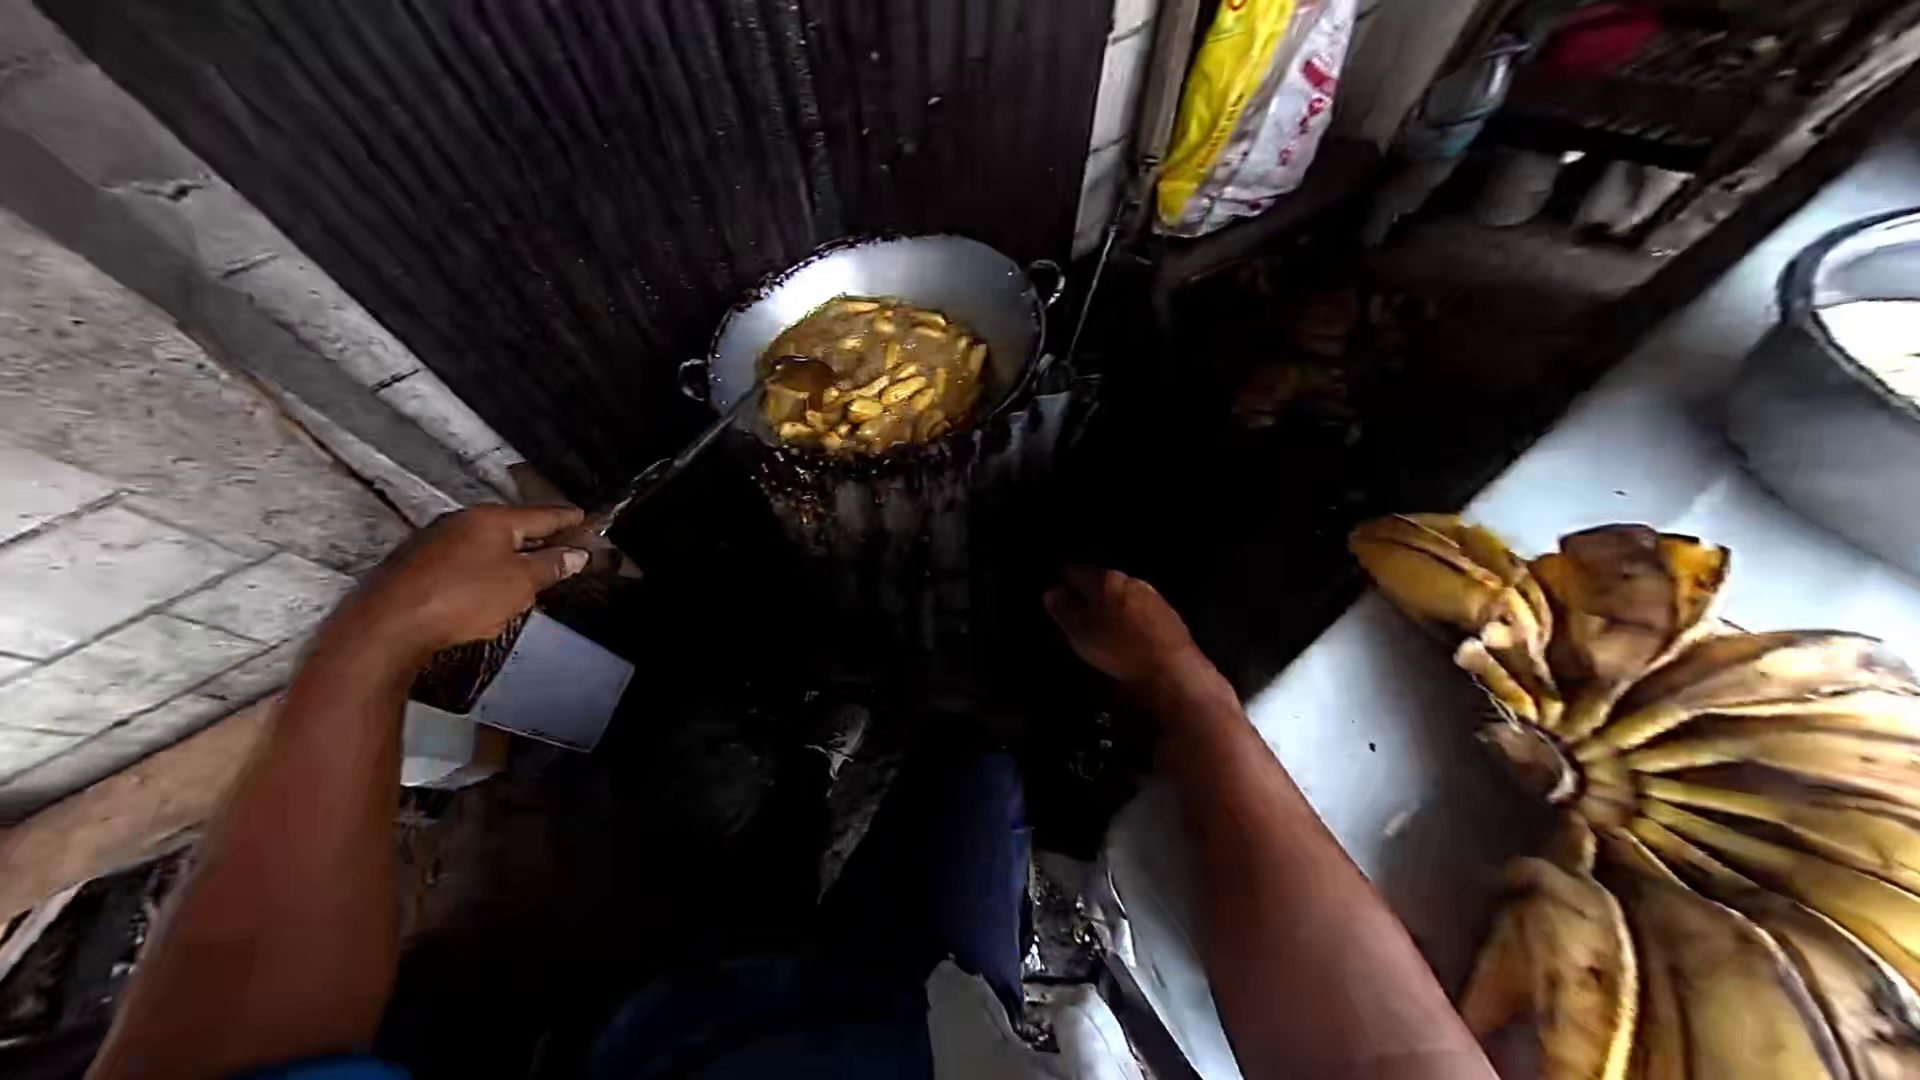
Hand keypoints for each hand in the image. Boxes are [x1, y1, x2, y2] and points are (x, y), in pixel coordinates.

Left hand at [326, 504, 589, 666]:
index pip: (543, 514)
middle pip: (513, 525)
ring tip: (530, 563)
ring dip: (511, 550)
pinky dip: (485, 563)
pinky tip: (489, 580)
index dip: (568, 518)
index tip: (585, 517)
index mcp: (493, 520)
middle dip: (539, 534)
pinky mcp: (416, 563)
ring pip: (486, 540)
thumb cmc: (463, 597)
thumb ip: (552, 566)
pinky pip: (464, 556)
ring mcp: (435, 541)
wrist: (386, 626)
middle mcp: (462, 521)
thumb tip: (576, 555)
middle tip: (563, 541)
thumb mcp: (521, 583)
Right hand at [1043, 567, 1207, 689]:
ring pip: (1121, 595)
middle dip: (1087, 594)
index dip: (1063, 583)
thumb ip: (1062, 611)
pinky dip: (1127, 616)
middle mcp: (1130, 581)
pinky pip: (1138, 609)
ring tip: (1100, 626)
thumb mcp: (1080, 634)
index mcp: (1105, 580)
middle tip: (1076, 611)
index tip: (1056, 594)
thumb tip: (1050, 594)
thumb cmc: (1119, 650)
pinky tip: (1125, 634)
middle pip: (1101, 582)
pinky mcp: (1167, 613)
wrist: (1172, 670)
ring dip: (1109, 605)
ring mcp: (1152, 595)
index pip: (1076, 573)